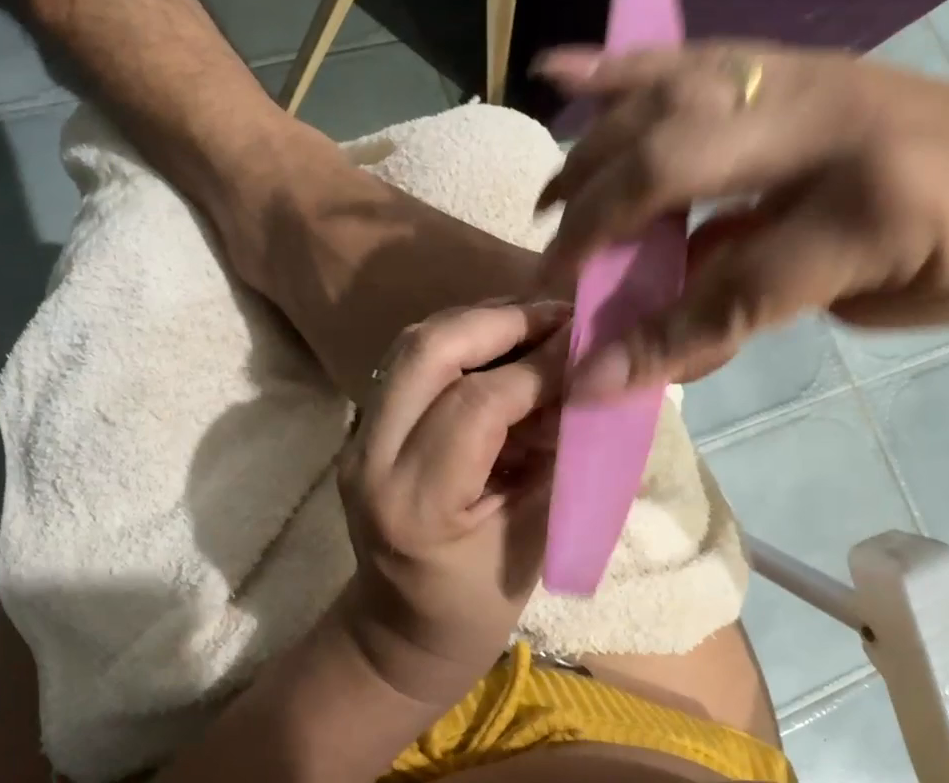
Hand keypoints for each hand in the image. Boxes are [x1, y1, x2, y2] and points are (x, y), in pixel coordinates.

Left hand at [336, 301, 569, 701]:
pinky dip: (459, 341)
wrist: (396, 633)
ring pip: (411, 345)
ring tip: (537, 322)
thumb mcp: (532, 543)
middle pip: (426, 351)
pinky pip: (409, 362)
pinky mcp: (361, 425)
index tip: (588, 347)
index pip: (476, 404)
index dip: (538, 367)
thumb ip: (559, 459)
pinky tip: (502, 344)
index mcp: (415, 503)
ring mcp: (356, 436)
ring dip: (477, 323)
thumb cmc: (473, 608)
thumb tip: (592, 383)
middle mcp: (370, 457)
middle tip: (560, 316)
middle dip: (499, 321)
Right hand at [535, 40, 948, 399]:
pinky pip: (698, 58)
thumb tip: (651, 333)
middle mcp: (828, 125)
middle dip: (594, 224)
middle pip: (671, 167)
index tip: (590, 379)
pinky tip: (564, 71)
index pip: (730, 285)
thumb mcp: (880, 304)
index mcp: (872, 208)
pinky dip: (623, 68)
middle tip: (549, 275)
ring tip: (548, 197)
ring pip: (668, 103)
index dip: (655, 340)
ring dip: (593, 150)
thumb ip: (757, 300)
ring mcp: (811, 78)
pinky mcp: (804, 61)